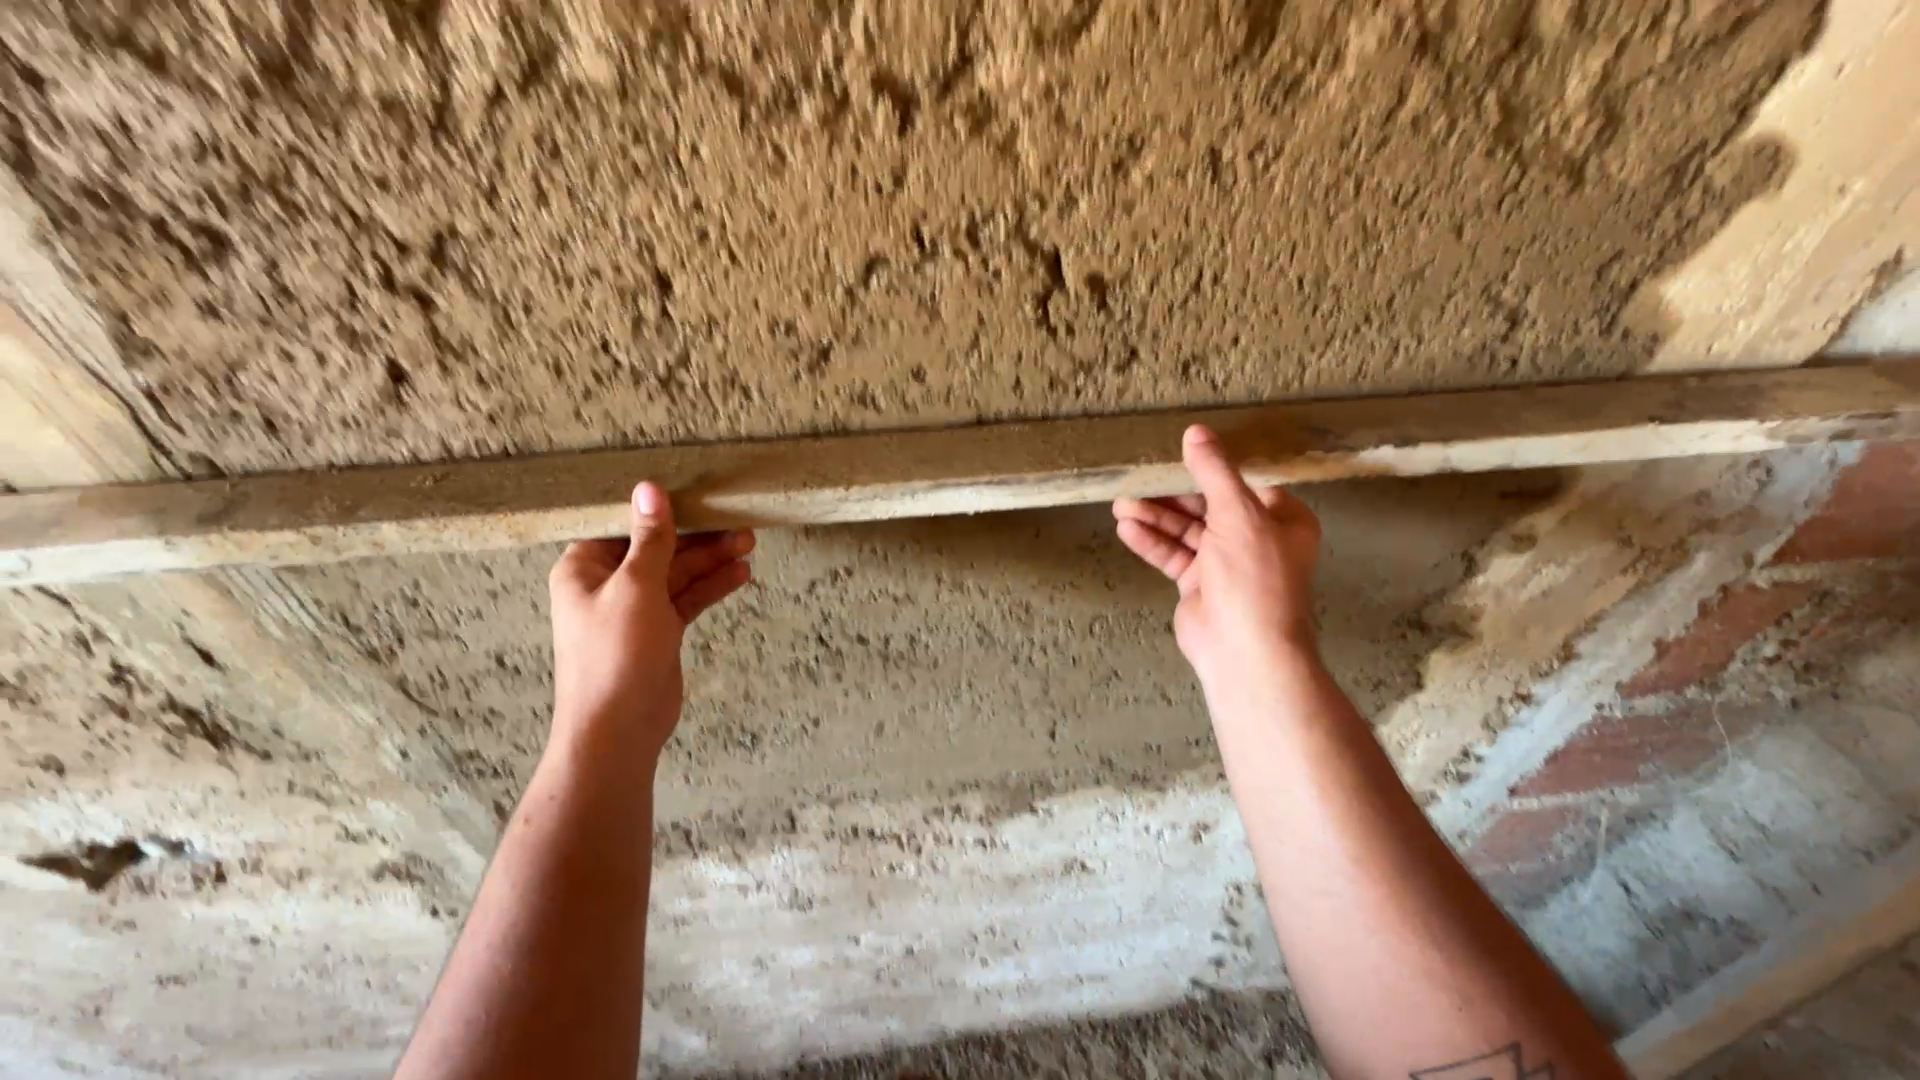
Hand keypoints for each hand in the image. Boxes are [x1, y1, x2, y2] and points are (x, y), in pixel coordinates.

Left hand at [547, 482, 753, 763]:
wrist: (618, 729)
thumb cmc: (615, 653)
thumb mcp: (635, 587)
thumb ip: (650, 538)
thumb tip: (650, 487)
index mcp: (585, 566)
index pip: (625, 525)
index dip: (661, 509)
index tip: (698, 491)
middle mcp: (608, 583)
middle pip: (658, 548)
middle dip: (698, 537)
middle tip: (738, 523)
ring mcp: (636, 609)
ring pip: (678, 574)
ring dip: (711, 560)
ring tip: (749, 543)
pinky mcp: (659, 631)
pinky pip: (687, 599)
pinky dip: (711, 587)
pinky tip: (740, 574)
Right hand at [1113, 425, 1322, 690]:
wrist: (1244, 650)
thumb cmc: (1253, 577)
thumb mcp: (1237, 514)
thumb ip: (1214, 471)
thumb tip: (1196, 431)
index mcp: (1281, 519)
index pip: (1242, 484)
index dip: (1210, 469)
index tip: (1176, 455)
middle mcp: (1256, 538)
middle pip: (1207, 506)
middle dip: (1170, 497)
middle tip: (1136, 482)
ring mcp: (1225, 564)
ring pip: (1186, 531)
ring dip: (1155, 518)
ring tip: (1120, 506)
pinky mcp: (1199, 585)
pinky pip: (1173, 556)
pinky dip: (1152, 543)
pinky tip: (1127, 530)